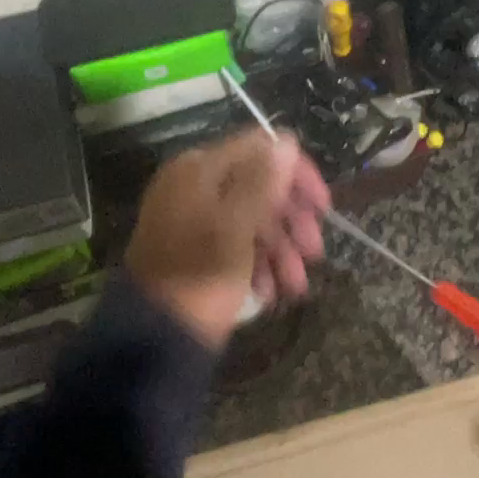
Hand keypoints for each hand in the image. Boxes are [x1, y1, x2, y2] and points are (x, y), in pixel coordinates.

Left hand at [125, 129, 330, 347]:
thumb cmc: (200, 273)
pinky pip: (237, 244)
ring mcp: (194, 219)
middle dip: (291, 221)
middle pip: (259, 186)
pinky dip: (259, 264)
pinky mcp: (197, 251)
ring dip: (281, 249)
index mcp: (199, 169)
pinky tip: (271, 293)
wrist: (154, 337)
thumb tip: (287, 140)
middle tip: (314, 252)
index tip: (323, 207)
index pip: (260, 148)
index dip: (297, 174)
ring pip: (252, 220)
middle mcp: (195, 186)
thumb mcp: (236, 225)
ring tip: (296, 285)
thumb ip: (263, 180)